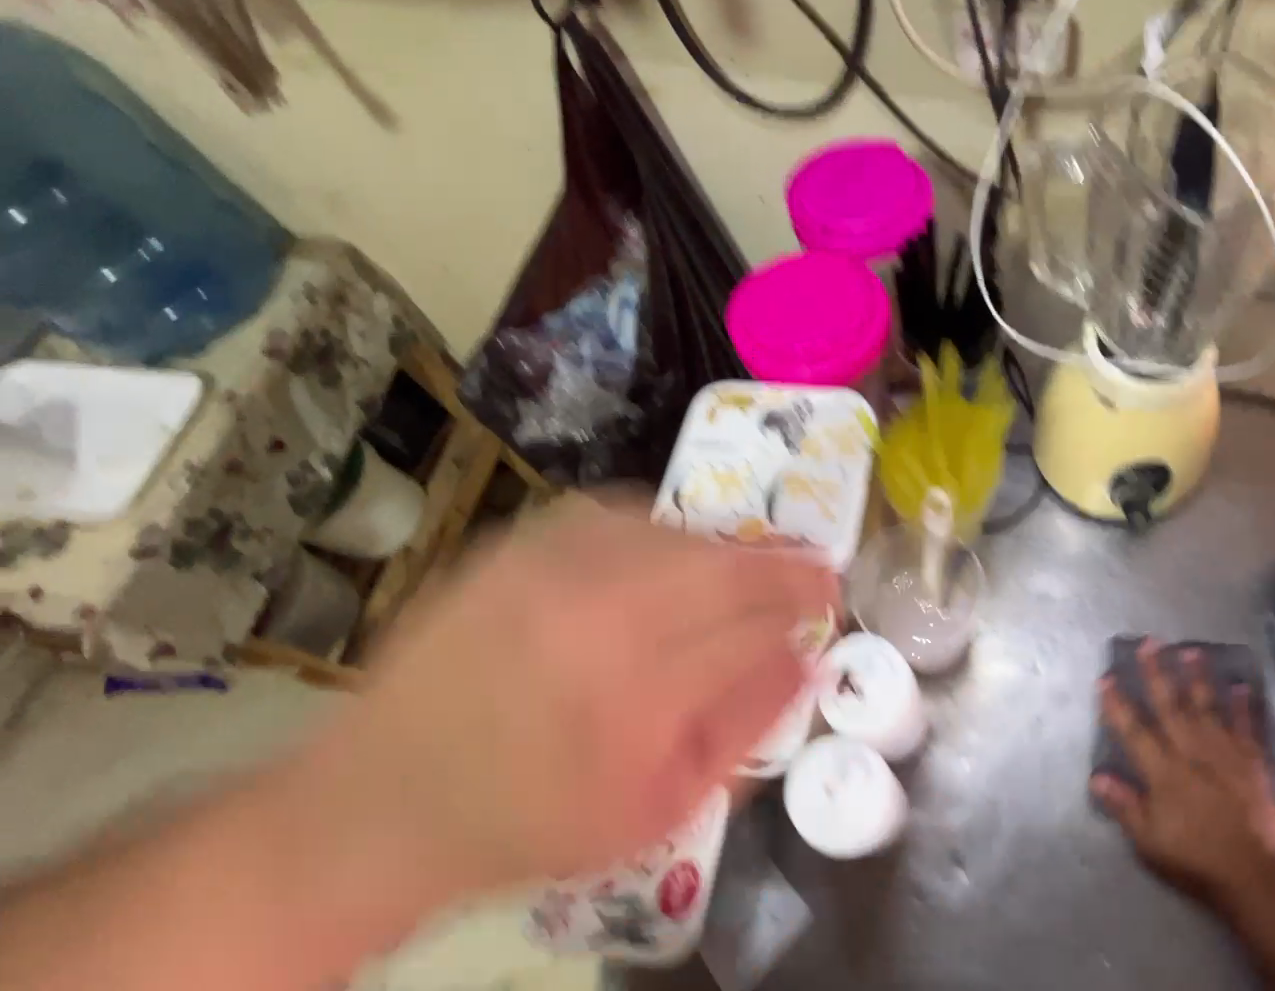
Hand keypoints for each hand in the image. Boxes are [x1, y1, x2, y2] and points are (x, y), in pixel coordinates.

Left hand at [285, 496, 838, 902]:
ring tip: (746, 569)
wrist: (383, 799)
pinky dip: (661, 529)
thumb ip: (743, 730)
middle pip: (722, 566)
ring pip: (674, 533)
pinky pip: (616, 514)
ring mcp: (549, 570)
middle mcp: (597, 615)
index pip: (753, 625)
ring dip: (724, 547)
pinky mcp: (515, 546)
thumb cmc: (535, 821)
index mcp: (638, 697)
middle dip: (780, 565)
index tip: (831, 595)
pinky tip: (672, 554)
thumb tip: (804, 659)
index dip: (803, 603)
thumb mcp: (657, 809)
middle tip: (812, 568)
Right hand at [1092, 643, 1274, 908]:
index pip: (1134, 730)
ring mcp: (1224, 753)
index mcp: (1163, 771)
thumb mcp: (1149, 839)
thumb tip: (1096, 776)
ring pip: (1208, 707)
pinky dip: (1244, 705)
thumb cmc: (1195, 858)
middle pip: (1171, 706)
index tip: (1106, 677)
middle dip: (1157, 673)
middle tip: (1151, 642)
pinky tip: (1241, 685)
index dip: (1118, 704)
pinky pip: (1246, 726)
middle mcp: (1191, 752)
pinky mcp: (1252, 762)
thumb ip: (1125, 805)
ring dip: (1199, 678)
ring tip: (1192, 651)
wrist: (1253, 872)